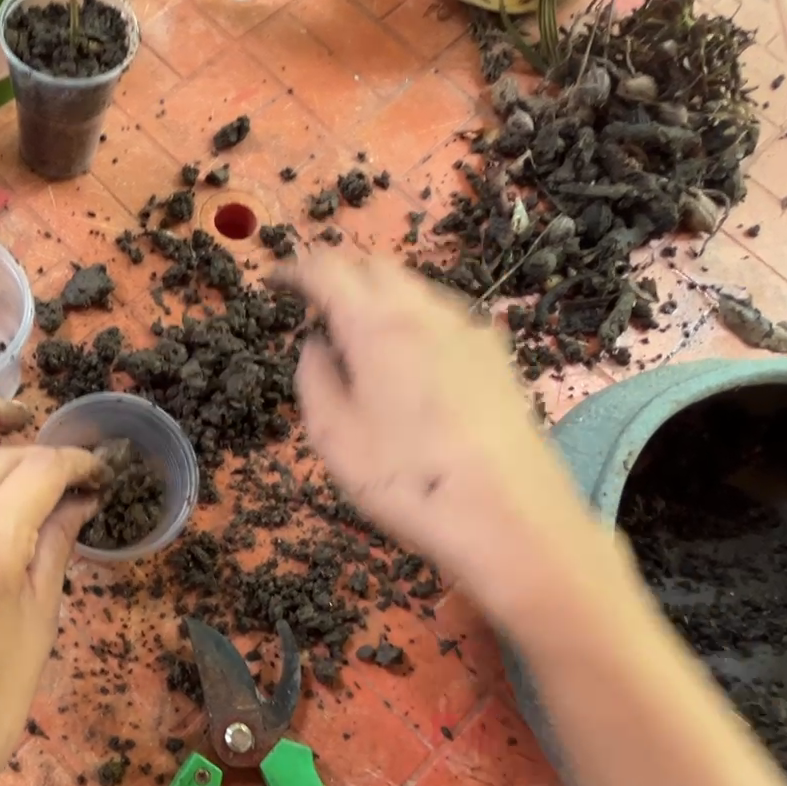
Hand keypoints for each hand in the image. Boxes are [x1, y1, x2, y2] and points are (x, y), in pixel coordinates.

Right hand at [273, 254, 618, 627]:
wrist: (511, 519)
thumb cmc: (406, 480)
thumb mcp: (333, 437)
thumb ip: (314, 377)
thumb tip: (316, 345)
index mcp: (377, 327)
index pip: (328, 270)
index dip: (295, 268)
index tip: (275, 281)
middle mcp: (426, 313)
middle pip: (375, 266)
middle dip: (338, 274)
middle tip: (311, 304)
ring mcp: (469, 330)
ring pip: (413, 287)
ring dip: (376, 295)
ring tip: (356, 334)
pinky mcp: (496, 355)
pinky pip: (442, 314)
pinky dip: (410, 317)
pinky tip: (406, 358)